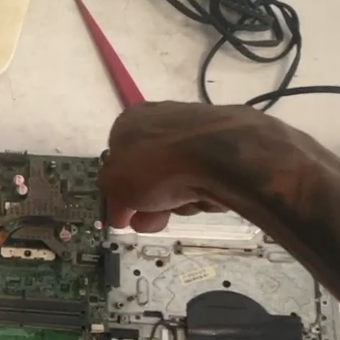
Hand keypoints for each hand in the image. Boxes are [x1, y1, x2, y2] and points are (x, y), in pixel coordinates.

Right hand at [99, 102, 285, 232]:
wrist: (225, 156)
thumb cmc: (156, 165)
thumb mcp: (111, 183)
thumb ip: (108, 190)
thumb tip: (121, 203)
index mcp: (131, 120)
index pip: (117, 159)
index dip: (118, 192)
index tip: (123, 215)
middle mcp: (163, 117)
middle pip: (149, 172)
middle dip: (149, 202)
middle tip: (151, 221)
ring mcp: (199, 127)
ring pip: (178, 176)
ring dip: (176, 200)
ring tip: (183, 208)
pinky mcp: (230, 140)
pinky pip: (206, 173)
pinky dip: (203, 189)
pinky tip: (207, 197)